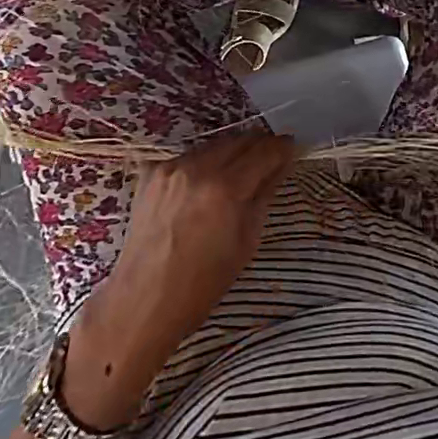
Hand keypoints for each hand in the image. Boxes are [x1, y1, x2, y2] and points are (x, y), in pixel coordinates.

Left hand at [60, 132, 295, 429]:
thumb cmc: (204, 283)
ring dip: (230, 151)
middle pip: (237, 141)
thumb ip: (263, 196)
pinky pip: (187, 157)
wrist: (147, 296)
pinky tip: (207, 181)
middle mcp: (197, 168)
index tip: (291, 145)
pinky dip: (202, 163)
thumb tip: (279, 166)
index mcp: (225, 189)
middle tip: (271, 153)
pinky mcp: (153, 171)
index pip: (262, 153)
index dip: (280, 147)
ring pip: (211, 145)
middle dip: (257, 145)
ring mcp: (172, 166)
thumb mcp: (246, 242)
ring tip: (241, 166)